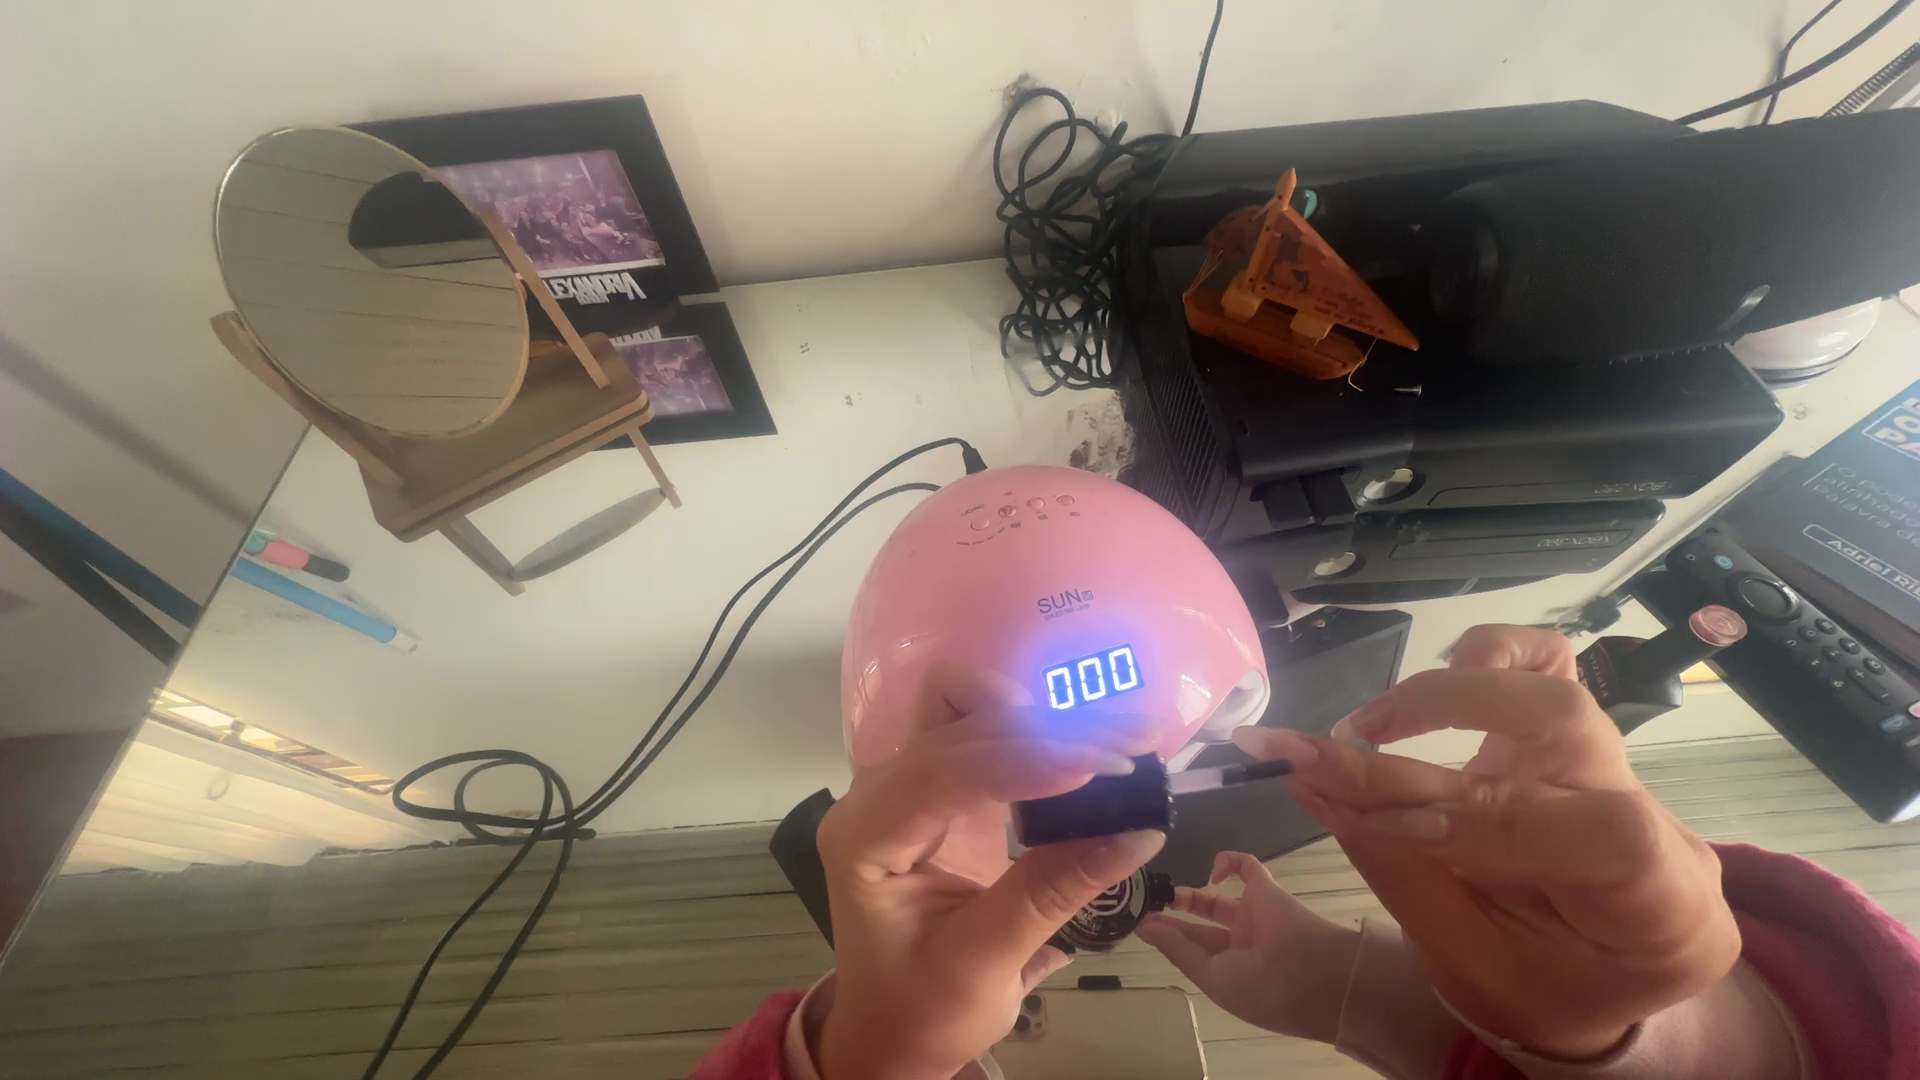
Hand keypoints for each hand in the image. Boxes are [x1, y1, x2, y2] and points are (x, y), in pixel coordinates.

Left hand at [814, 664, 1167, 1079]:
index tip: (1098, 764)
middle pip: (958, 724)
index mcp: (865, 838)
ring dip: (1040, 715)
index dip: (1021, 762)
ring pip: (968, 707)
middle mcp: (878, 792)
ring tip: (1114, 736)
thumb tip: (1136, 832)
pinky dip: (1034, 729)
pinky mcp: (938, 781)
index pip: (941, 775)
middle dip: (1045, 731)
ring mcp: (906, 780)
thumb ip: (1052, 892)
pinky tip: (1082, 742)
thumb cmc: (921, 1009)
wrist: (890, 1028)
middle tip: (1129, 745)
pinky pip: (982, 729)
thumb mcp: (984, 964)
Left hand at [1135, 851, 1360, 1042]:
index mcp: (1232, 972)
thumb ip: (1178, 950)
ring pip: (1217, 898)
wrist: (1316, 973)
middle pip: (1201, 926)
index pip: (1194, 951)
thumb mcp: (1214, 979)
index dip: (1169, 936)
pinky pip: (1247, 867)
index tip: (1138, 921)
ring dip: (1191, 894)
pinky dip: (1228, 861)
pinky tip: (1212, 872)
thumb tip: (1143, 930)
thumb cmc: (1262, 988)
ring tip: (1165, 888)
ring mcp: (1253, 915)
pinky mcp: (1265, 889)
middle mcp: (1242, 945)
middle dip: (1175, 916)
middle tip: (1146, 901)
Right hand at [1235, 624, 1740, 1059]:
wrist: (1574, 980)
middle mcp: (1656, 822)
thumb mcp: (1458, 952)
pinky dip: (1487, 652)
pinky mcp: (1570, 741)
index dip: (1478, 817)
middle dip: (1437, 715)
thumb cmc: (1526, 987)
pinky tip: (1432, 675)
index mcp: (1661, 908)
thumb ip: (1388, 860)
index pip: (1591, 834)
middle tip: (1337, 741)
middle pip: (1562, 720)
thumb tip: (1300, 776)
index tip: (1376, 818)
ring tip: (1366, 722)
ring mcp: (1614, 771)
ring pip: (1549, 681)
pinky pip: (1547, 662)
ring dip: (1445, 686)